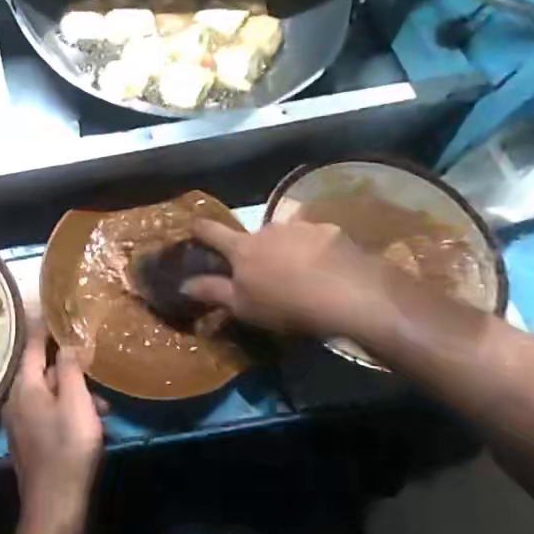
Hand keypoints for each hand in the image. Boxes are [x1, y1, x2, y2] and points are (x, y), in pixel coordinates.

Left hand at [3, 321, 103, 524]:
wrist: (54, 505)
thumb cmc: (68, 448)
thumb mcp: (76, 403)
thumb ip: (69, 369)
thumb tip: (66, 342)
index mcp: (24, 386)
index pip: (32, 344)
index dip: (45, 326)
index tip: (56, 309)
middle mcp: (15, 400)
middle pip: (42, 371)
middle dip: (70, 368)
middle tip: (96, 367)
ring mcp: (19, 422)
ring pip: (48, 394)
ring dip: (74, 395)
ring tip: (104, 410)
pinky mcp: (28, 441)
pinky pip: (48, 414)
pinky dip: (68, 412)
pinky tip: (92, 426)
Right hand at [182, 218, 392, 338]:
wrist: (350, 295)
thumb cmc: (285, 304)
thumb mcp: (242, 306)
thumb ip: (211, 291)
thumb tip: (182, 283)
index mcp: (241, 248)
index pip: (210, 231)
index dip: (198, 229)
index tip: (193, 228)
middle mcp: (267, 229)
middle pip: (252, 236)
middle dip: (253, 250)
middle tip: (262, 273)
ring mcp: (301, 227)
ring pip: (285, 237)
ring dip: (285, 250)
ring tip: (298, 274)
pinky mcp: (332, 231)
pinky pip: (315, 239)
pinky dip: (315, 252)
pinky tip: (325, 271)